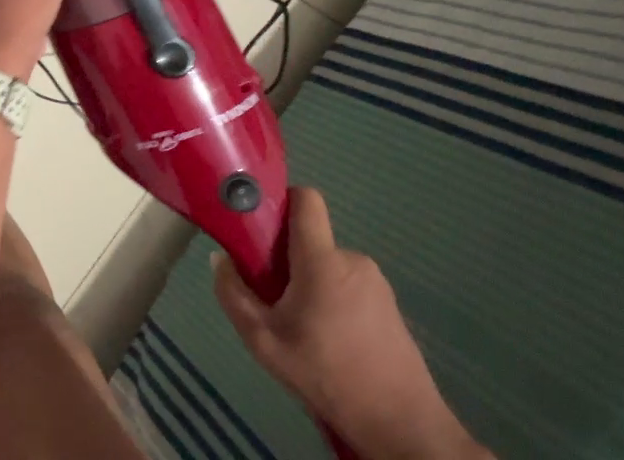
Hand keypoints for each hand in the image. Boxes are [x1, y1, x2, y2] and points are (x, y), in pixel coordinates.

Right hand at [214, 189, 489, 459]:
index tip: (255, 223)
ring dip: (304, 281)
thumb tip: (221, 259)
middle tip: (267, 293)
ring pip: (324, 264)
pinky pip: (344, 283)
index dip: (279, 199)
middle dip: (282, 257)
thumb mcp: (261, 339)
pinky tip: (323, 337)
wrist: (403, 425)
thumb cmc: (327, 376)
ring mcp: (375, 283)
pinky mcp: (388, 304)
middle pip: (307, 239)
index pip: (306, 200)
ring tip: (295, 323)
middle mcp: (353, 261)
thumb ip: (232, 292)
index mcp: (323, 261)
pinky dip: (327, 297)